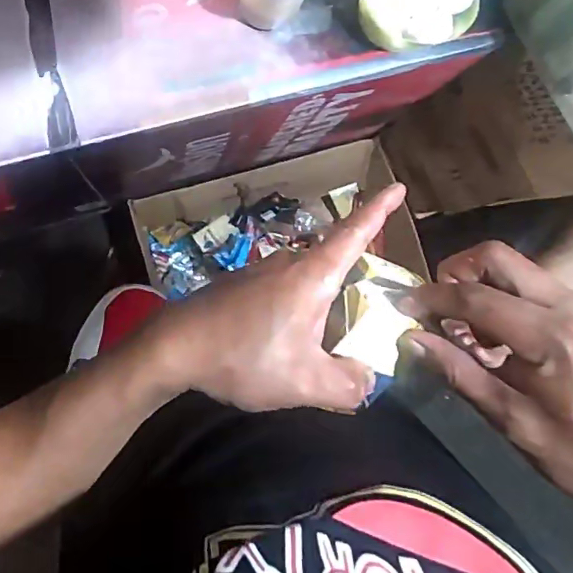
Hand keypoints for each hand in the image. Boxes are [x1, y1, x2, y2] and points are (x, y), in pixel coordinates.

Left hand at [145, 185, 406, 413]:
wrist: (174, 346)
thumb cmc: (243, 355)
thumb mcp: (303, 382)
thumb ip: (346, 385)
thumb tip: (369, 381)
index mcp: (314, 275)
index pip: (356, 232)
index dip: (379, 209)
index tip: (398, 187)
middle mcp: (292, 262)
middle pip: (336, 254)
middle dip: (360, 266)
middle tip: (377, 293)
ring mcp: (265, 269)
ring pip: (310, 274)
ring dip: (328, 293)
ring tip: (334, 329)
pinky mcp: (246, 283)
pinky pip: (287, 286)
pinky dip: (302, 302)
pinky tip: (291, 336)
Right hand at [403, 241, 572, 524]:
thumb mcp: (518, 426)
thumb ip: (463, 375)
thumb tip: (414, 339)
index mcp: (555, 335)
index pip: (477, 296)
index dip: (432, 298)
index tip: (401, 305)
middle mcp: (572, 304)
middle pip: (498, 257)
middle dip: (456, 272)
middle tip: (434, 308)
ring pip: (517, 268)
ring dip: (482, 285)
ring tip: (465, 333)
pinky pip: (536, 287)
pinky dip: (507, 298)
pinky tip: (501, 341)